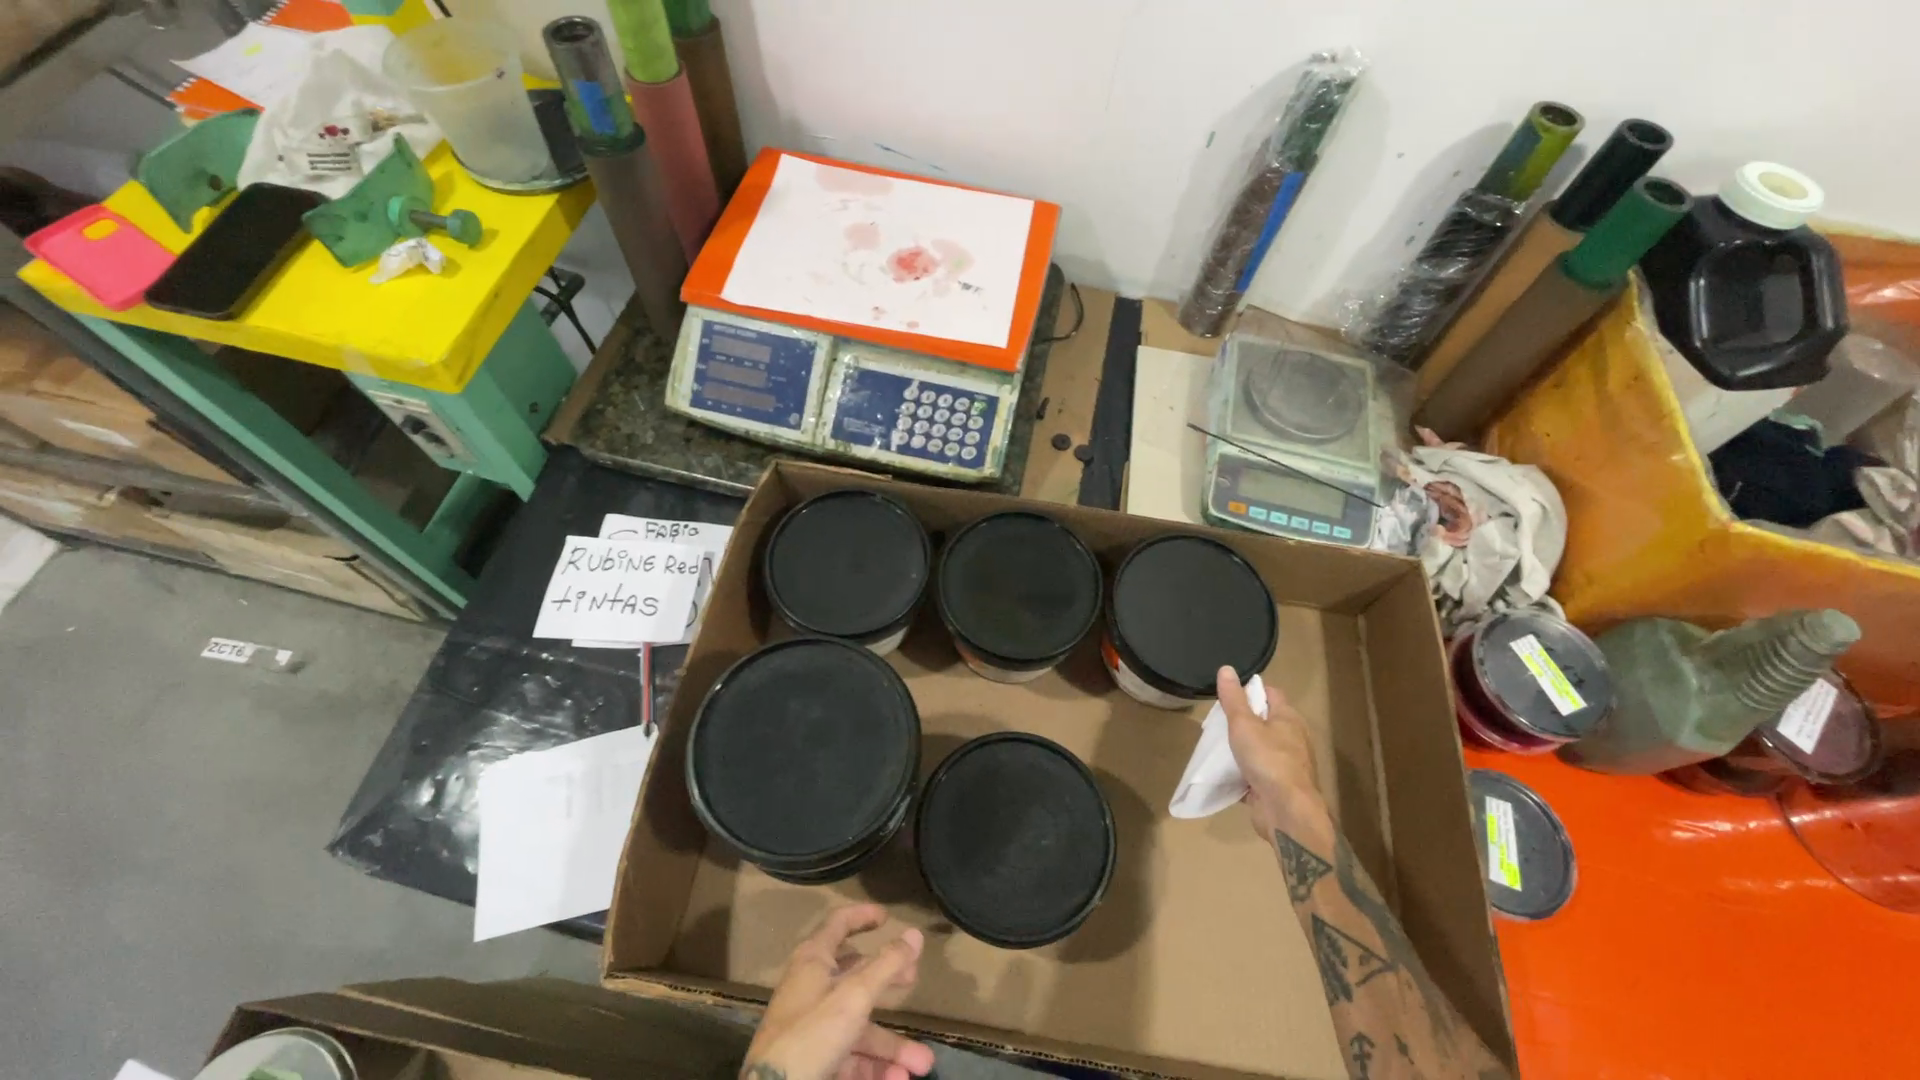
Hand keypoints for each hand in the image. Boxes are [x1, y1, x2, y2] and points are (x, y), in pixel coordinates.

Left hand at [742, 904, 936, 1079]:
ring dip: (891, 1045)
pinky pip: (850, 1056)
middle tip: (913, 980)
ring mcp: (813, 1026)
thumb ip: (887, 965)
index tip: (886, 916)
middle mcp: (812, 988)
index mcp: (814, 961)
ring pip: (859, 1027)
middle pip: (856, 977)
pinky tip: (898, 1077)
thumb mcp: (854, 996)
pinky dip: (874, 1066)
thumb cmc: (811, 1033)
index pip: (839, 923)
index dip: (862, 916)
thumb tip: (915, 933)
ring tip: (922, 1063)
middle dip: (888, 983)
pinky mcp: (815, 1058)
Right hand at [1217, 666, 1325, 838]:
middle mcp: (1292, 739)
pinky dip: (1243, 773)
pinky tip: (1225, 773)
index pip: (1271, 694)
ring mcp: (1286, 765)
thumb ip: (1233, 699)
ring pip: (1260, 749)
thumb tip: (1226, 668)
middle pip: (1265, 722)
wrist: (1286, 811)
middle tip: (1217, 721)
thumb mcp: (1244, 724)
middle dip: (1243, 721)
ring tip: (1217, 746)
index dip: (1251, 690)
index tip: (1228, 694)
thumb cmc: (1267, 760)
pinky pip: (1257, 774)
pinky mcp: (1277, 786)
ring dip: (1242, 749)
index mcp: (1289, 719)